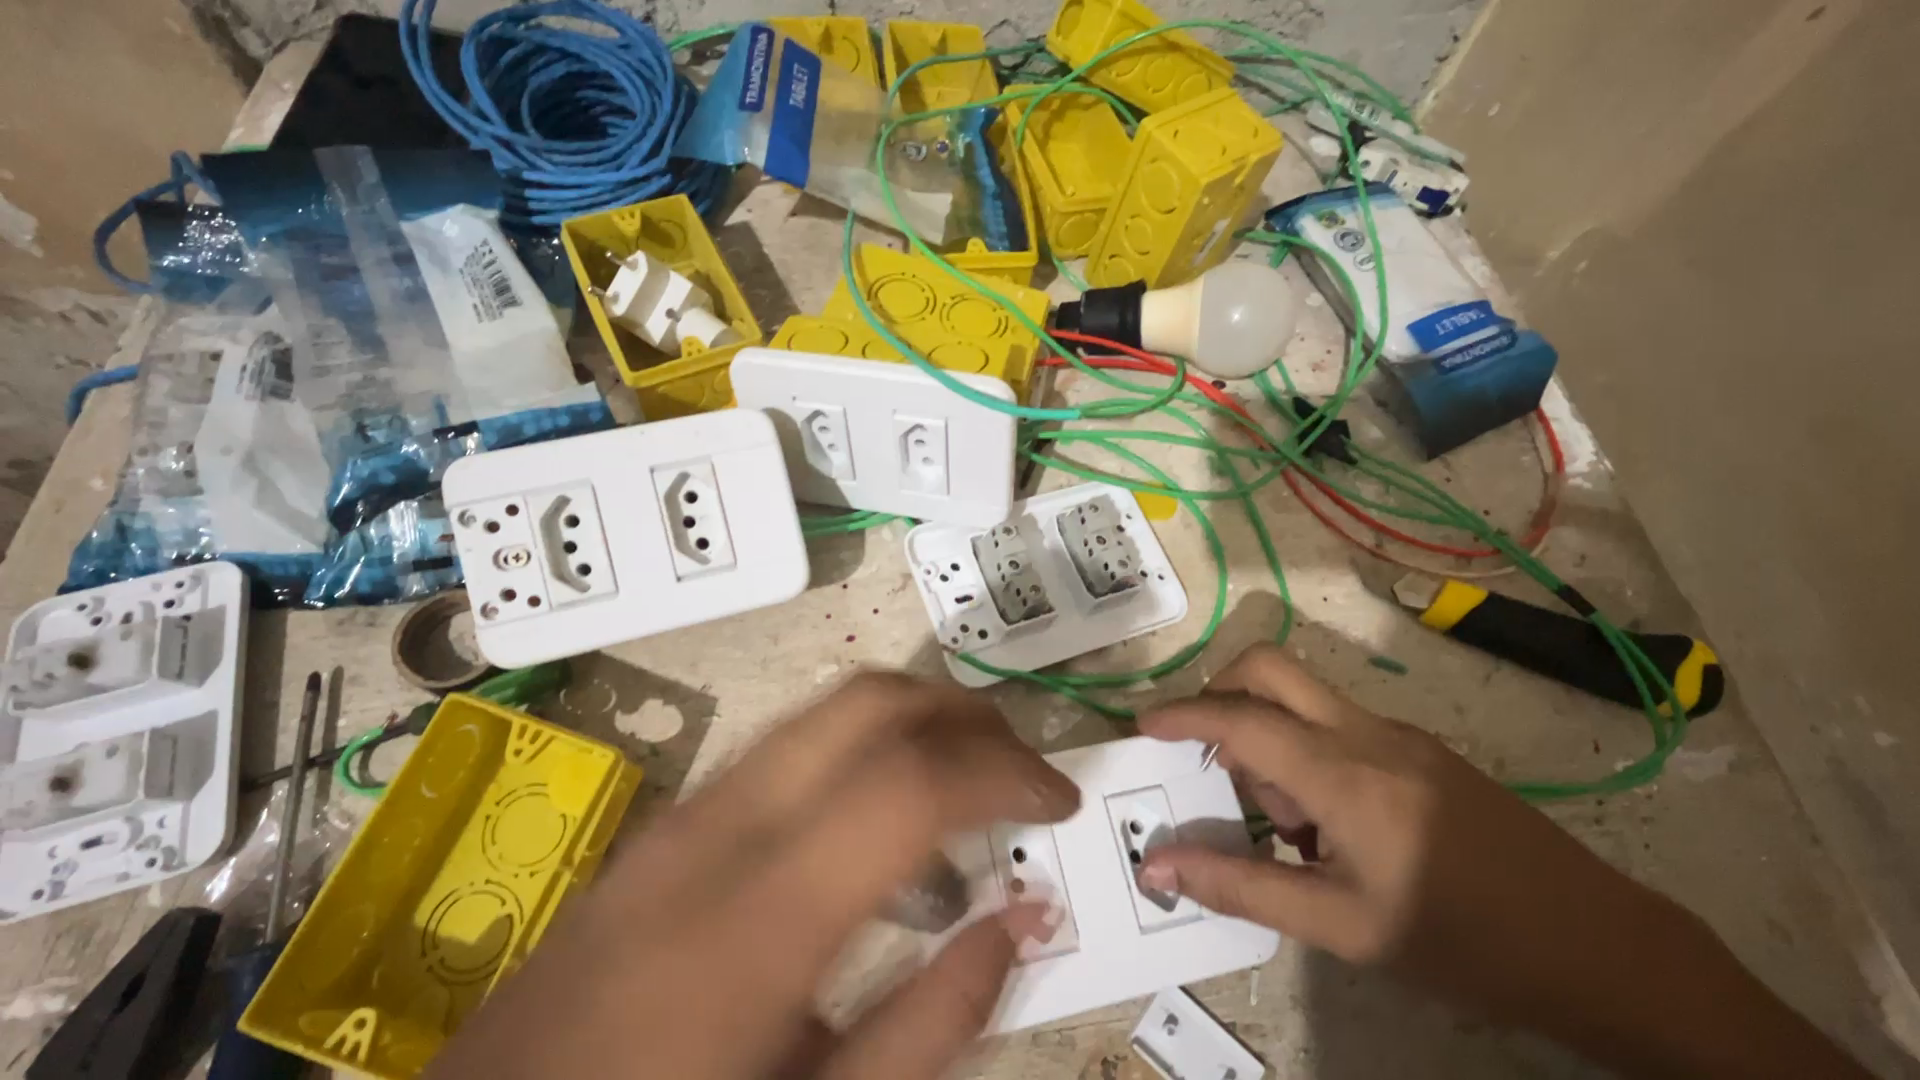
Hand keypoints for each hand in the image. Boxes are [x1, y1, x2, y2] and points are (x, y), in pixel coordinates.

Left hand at [426, 672, 1076, 1079]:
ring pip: (821, 711)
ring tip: (972, 776)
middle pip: (864, 704)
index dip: (1004, 772)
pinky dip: (860, 748)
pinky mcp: (666, 823)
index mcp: (759, 918)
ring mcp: (682, 815)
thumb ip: (935, 1021)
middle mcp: (718, 830)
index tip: (1060, 802)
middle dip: (963, 711)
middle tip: (1025, 763)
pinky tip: (883, 817)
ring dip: (912, 719)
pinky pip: (785, 749)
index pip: (909, 783)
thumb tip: (1025, 918)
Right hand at [1137, 642, 1630, 1002]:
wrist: (1598, 946)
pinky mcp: (1422, 749)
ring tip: (1285, 825)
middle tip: (1206, 760)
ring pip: (1303, 698)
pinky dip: (1305, 750)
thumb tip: (1156, 866)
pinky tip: (1326, 825)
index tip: (1141, 727)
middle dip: (1219, 694)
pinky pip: (1338, 724)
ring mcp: (1401, 735)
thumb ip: (1241, 887)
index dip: (1182, 715)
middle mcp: (1369, 734)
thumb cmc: (1461, 941)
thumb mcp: (1341, 927)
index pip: (1240, 718)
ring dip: (1267, 735)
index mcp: (1344, 774)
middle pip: (1270, 668)